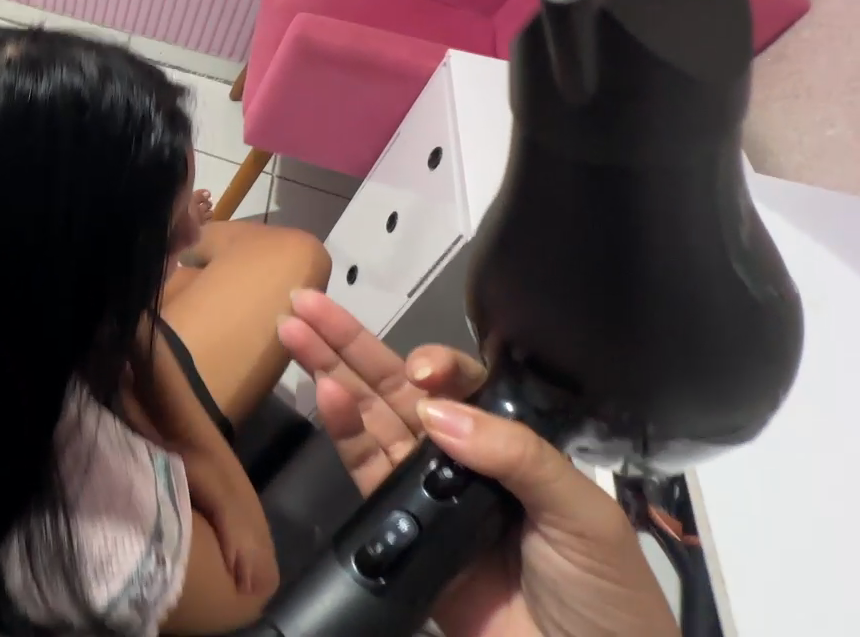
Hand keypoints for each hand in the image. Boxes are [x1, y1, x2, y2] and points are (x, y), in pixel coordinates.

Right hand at [278, 291, 677, 636]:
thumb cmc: (602, 592)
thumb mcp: (584, 516)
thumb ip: (517, 455)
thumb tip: (434, 412)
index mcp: (506, 439)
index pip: (458, 384)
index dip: (434, 365)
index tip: (424, 373)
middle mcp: (456, 449)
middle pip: (393, 384)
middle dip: (348, 340)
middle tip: (305, 302)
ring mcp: (419, 481)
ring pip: (365, 411)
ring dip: (327, 368)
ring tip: (291, 329)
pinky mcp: (390, 514)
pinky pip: (360, 461)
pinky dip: (338, 424)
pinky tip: (320, 390)